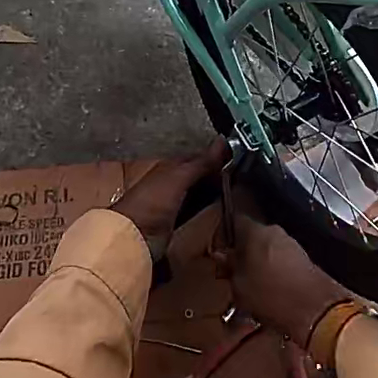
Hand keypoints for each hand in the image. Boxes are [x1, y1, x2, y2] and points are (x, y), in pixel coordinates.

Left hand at [109, 140, 228, 259]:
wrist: (133, 236)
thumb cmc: (152, 202)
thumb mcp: (178, 178)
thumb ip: (201, 163)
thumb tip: (223, 141)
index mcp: (169, 167)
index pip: (198, 158)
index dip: (217, 157)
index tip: (240, 157)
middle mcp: (171, 182)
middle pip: (199, 175)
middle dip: (217, 174)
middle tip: (244, 176)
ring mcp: (173, 203)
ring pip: (199, 192)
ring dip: (214, 191)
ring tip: (239, 191)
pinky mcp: (175, 222)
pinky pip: (196, 209)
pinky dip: (207, 207)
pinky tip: (220, 209)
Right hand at [214, 178, 350, 341]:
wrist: (318, 313)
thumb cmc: (273, 296)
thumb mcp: (239, 285)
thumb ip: (229, 267)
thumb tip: (222, 257)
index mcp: (255, 231)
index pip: (234, 219)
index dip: (224, 234)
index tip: (219, 250)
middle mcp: (275, 232)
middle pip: (252, 236)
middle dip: (242, 252)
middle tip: (232, 272)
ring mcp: (293, 246)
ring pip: (267, 249)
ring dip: (258, 263)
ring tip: (251, 287)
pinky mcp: (306, 262)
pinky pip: (282, 261)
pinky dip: (274, 272)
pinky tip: (270, 292)